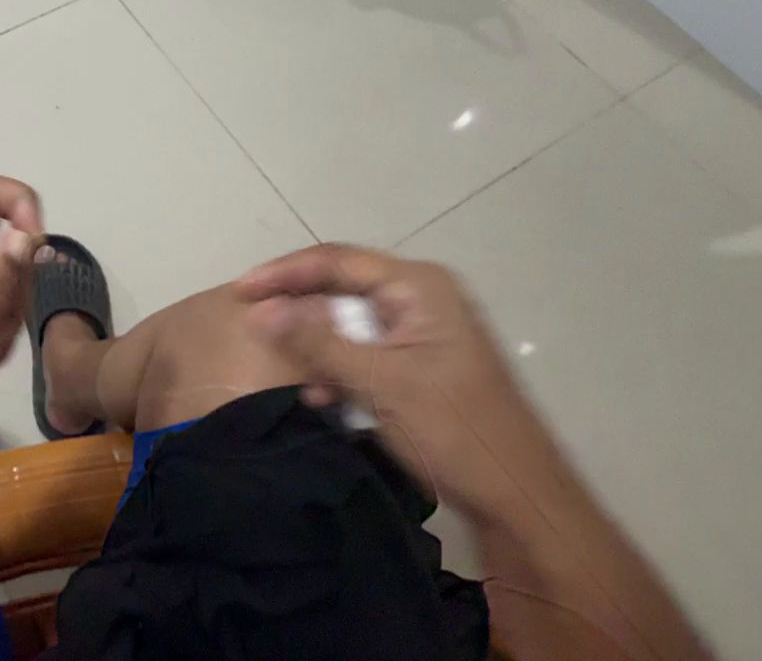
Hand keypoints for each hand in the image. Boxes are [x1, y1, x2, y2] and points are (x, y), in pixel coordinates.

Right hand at [237, 244, 552, 517]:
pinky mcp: (417, 361)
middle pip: (340, 286)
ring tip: (277, 359)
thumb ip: (317, 341)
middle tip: (249, 318)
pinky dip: (336, 366)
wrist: (520, 500)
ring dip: (314, 341)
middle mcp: (420, 296)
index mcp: (419, 286)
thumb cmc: (454, 431)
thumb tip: (259, 311)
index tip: (240, 292)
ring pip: (348, 320)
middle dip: (295, 306)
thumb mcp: (379, 382)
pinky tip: (316, 393)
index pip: (336, 261)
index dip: (283, 273)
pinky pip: (362, 349)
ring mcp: (420, 329)